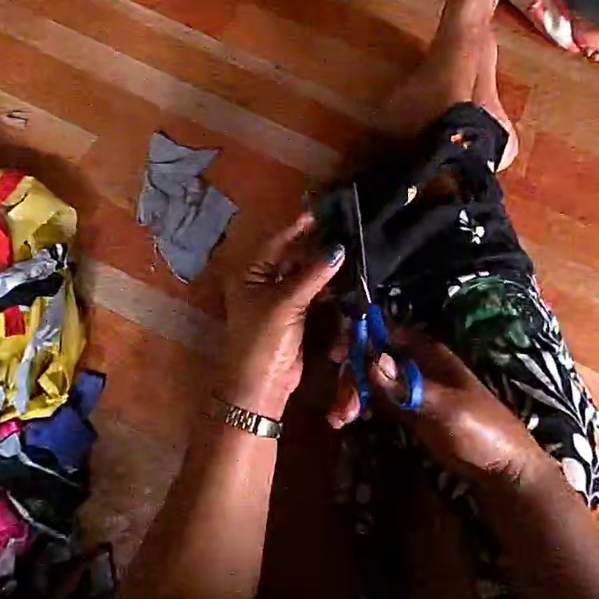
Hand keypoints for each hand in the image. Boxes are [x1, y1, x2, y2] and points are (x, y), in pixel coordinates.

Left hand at [219, 214, 344, 418]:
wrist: (262, 385)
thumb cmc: (264, 339)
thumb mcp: (286, 303)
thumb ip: (313, 274)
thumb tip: (339, 249)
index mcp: (249, 272)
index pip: (277, 241)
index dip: (299, 227)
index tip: (324, 212)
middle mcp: (262, 280)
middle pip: (292, 255)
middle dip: (315, 245)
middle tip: (343, 230)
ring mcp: (279, 297)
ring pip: (304, 273)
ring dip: (323, 265)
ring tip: (348, 248)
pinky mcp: (295, 314)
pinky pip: (312, 291)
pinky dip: (326, 284)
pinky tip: (343, 275)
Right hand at [328, 327, 546, 486]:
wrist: (503, 471)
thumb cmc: (481, 431)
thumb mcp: (444, 408)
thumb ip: (406, 385)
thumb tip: (372, 358)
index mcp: (428, 352)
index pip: (386, 331)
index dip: (359, 336)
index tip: (336, 355)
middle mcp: (416, 363)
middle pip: (371, 356)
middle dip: (351, 375)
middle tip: (339, 408)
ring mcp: (411, 386)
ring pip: (370, 377)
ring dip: (351, 393)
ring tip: (338, 420)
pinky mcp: (408, 409)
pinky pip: (376, 398)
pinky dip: (359, 405)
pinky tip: (346, 421)